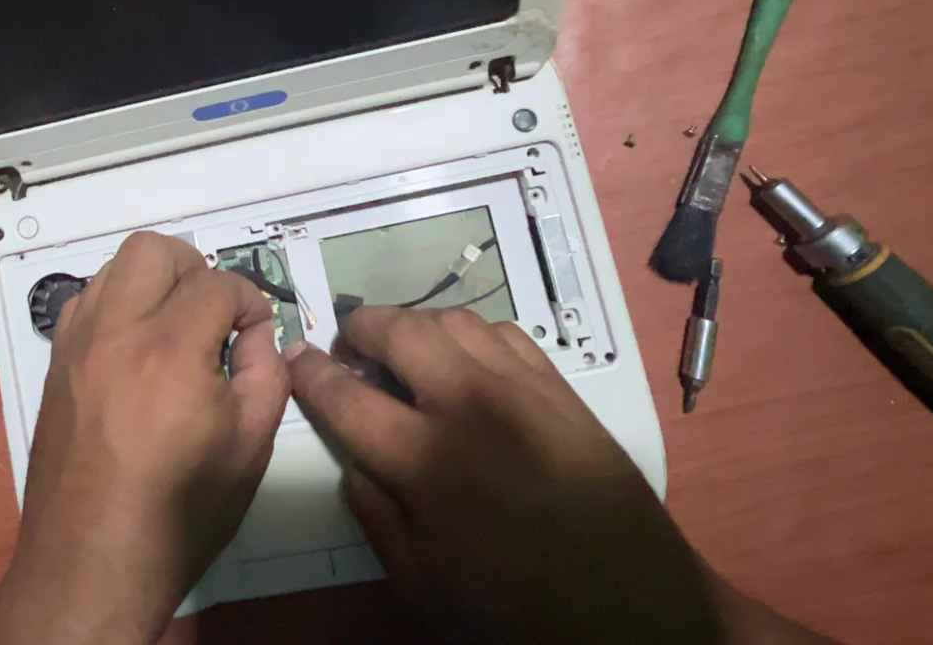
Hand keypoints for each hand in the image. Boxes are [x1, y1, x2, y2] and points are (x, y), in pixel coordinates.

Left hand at [0, 232, 290, 644]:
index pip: (219, 285)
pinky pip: (86, 298)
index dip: (250, 302)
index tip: (255, 333)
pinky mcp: (55, 360)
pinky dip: (118, 302)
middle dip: (195, 268)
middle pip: (154, 249)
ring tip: (175, 325)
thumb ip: (267, 372)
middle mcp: (117, 332)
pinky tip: (135, 344)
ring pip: (115, 266)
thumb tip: (256, 333)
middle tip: (213, 313)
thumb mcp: (250, 447)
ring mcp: (77, 343)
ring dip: (154, 281)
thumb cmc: (181, 511)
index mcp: (171, 353)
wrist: (91, 562)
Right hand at [288, 306, 825, 643]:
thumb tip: (351, 457)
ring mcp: (519, 388)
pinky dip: (466, 335)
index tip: (294, 357)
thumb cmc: (518, 609)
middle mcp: (469, 406)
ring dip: (411, 326)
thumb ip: (375, 513)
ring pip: (448, 319)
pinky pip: (499, 331)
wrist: (638, 613)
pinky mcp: (558, 386)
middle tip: (350, 350)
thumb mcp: (423, 583)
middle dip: (359, 330)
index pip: (346, 396)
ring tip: (403, 352)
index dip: (310, 373)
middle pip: (397, 331)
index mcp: (427, 463)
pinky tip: (463, 363)